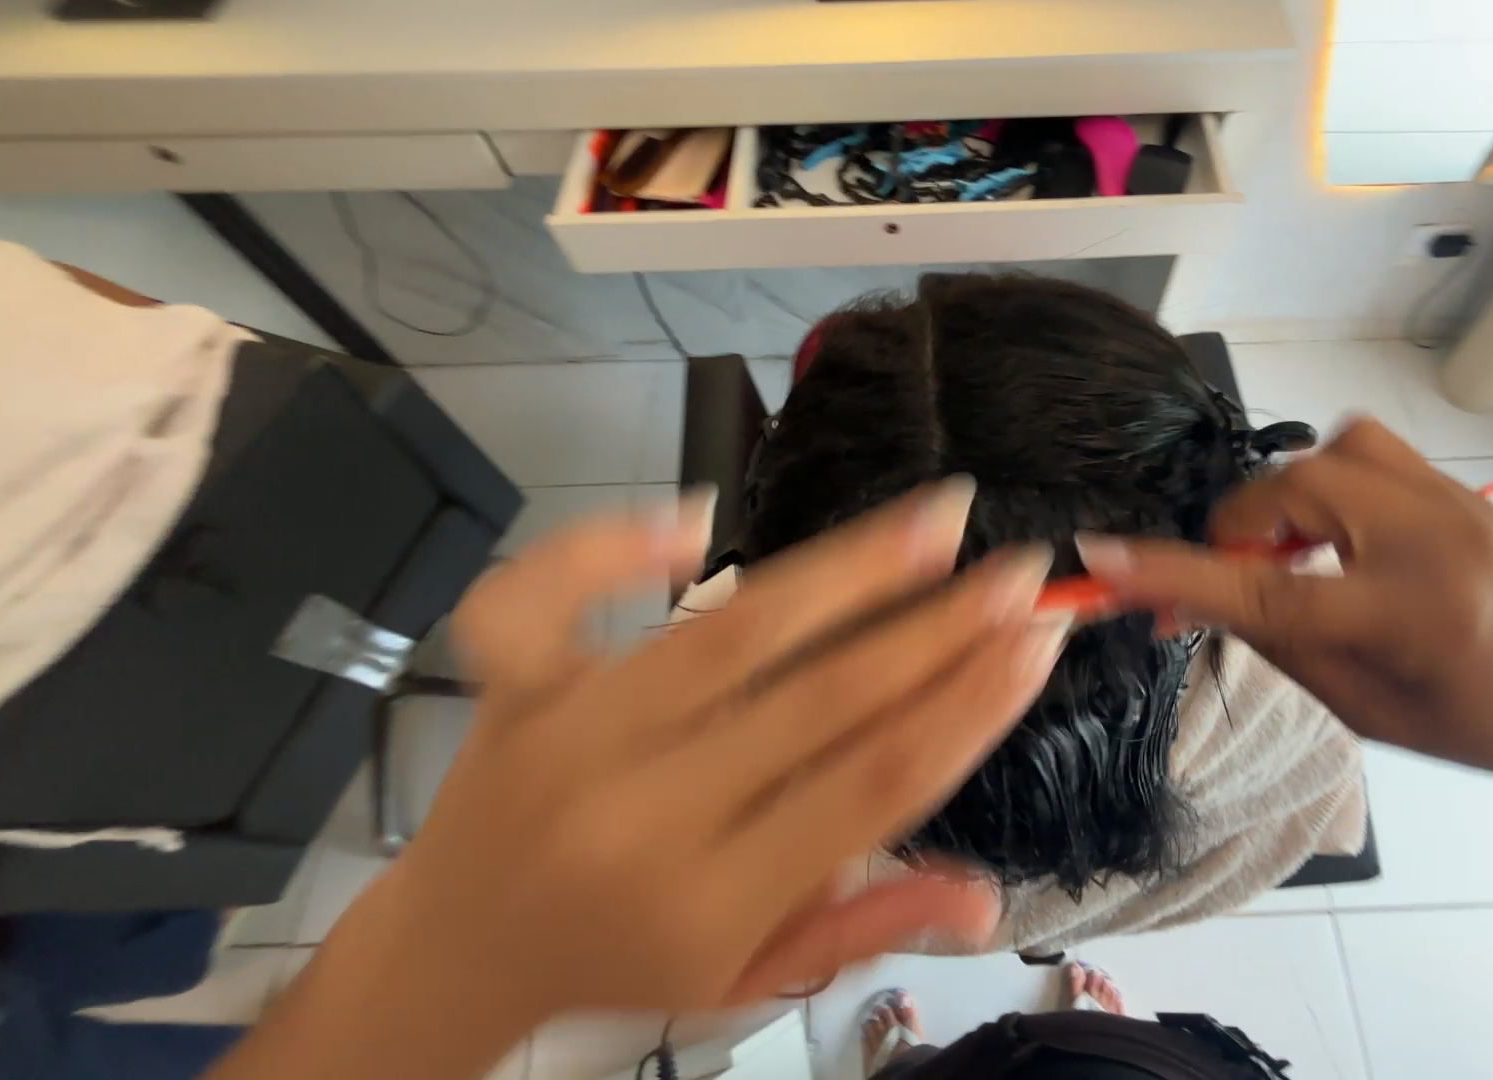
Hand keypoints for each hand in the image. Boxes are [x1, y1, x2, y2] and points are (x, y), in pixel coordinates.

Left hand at [331, 479, 1066, 1028]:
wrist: (453, 953)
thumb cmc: (621, 966)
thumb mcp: (746, 977)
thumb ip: (862, 925)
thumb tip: (984, 894)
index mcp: (710, 900)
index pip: (873, 783)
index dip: (969, 706)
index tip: (1038, 639)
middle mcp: (641, 810)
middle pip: (823, 697)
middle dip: (941, 625)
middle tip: (1022, 568)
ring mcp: (570, 734)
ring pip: (732, 632)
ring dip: (848, 566)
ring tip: (935, 516)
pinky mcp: (515, 686)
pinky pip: (547, 594)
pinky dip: (614, 541)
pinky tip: (700, 515)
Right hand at [1075, 419, 1492, 790]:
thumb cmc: (1452, 723)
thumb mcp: (1350, 704)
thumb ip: (1265, 636)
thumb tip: (1181, 595)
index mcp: (1411, 620)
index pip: (1266, 592)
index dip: (1178, 574)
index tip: (1105, 558)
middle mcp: (1438, 543)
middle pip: (1296, 489)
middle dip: (1242, 526)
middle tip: (1240, 569)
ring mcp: (1454, 501)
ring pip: (1328, 450)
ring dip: (1284, 497)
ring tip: (1292, 546)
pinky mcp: (1455, 485)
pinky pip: (1362, 446)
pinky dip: (1322, 478)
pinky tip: (1332, 525)